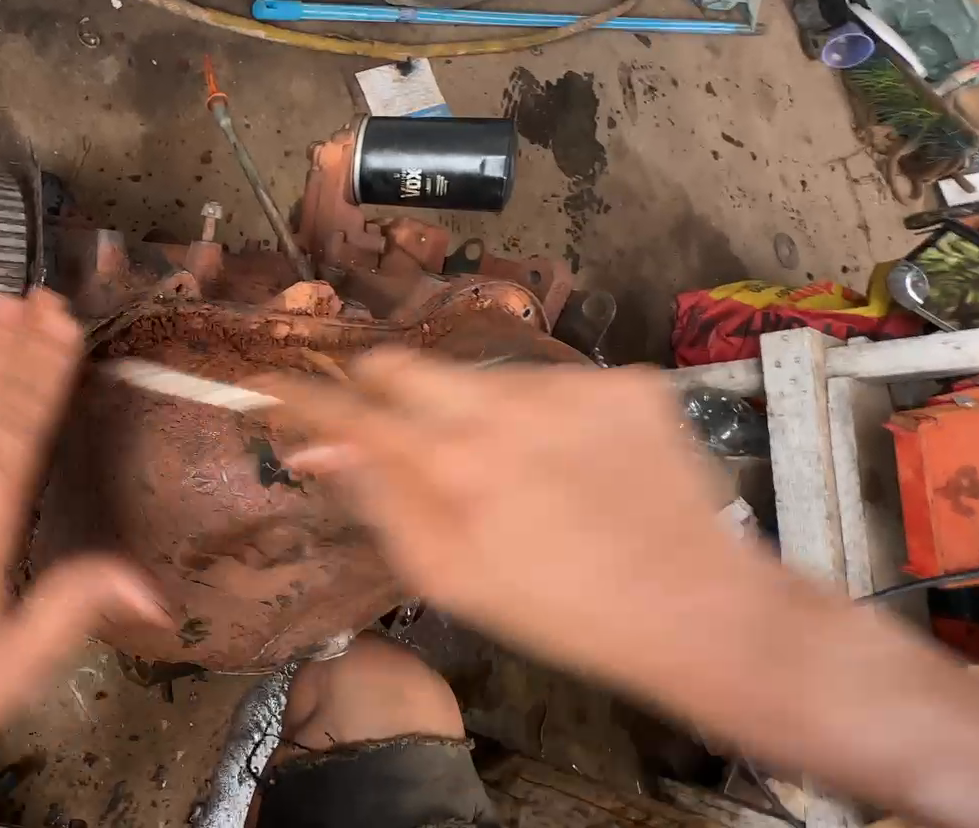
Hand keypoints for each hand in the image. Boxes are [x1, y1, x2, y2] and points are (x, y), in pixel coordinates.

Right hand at [258, 351, 771, 689]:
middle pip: (400, 364)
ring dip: (469, 412)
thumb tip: (316, 445)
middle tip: (405, 436)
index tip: (268, 383)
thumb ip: (374, 498)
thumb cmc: (559, 607)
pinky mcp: (623, 380)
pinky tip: (571, 460)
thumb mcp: (446, 575)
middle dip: (382, 393)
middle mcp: (504, 407)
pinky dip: (538, 414)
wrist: (710, 614)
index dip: (299, 395)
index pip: (347, 408)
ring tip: (513, 469)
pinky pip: (544, 381)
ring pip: (473, 376)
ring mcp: (570, 385)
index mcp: (454, 463)